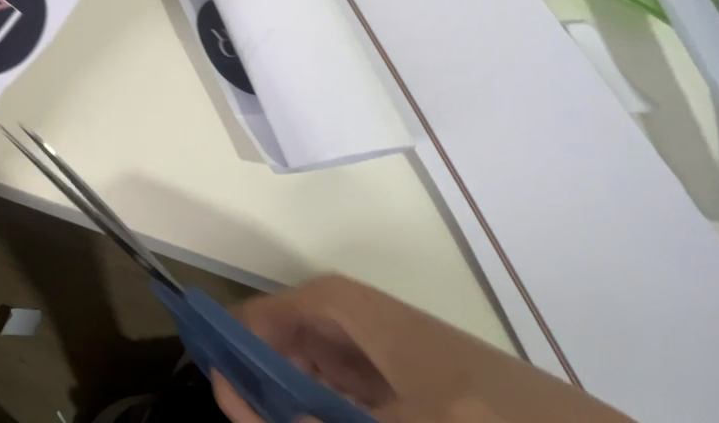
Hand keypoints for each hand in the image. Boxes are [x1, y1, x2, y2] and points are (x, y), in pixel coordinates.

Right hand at [210, 276, 631, 422]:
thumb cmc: (495, 417)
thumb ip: (330, 417)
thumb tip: (268, 415)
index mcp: (371, 318)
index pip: (293, 306)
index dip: (251, 330)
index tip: (224, 367)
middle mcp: (385, 330)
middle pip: (308, 333)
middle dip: (270, 364)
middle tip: (246, 402)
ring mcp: (414, 364)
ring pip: (334, 365)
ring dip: (302, 388)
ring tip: (280, 413)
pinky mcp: (436, 394)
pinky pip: (364, 391)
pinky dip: (337, 404)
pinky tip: (330, 415)